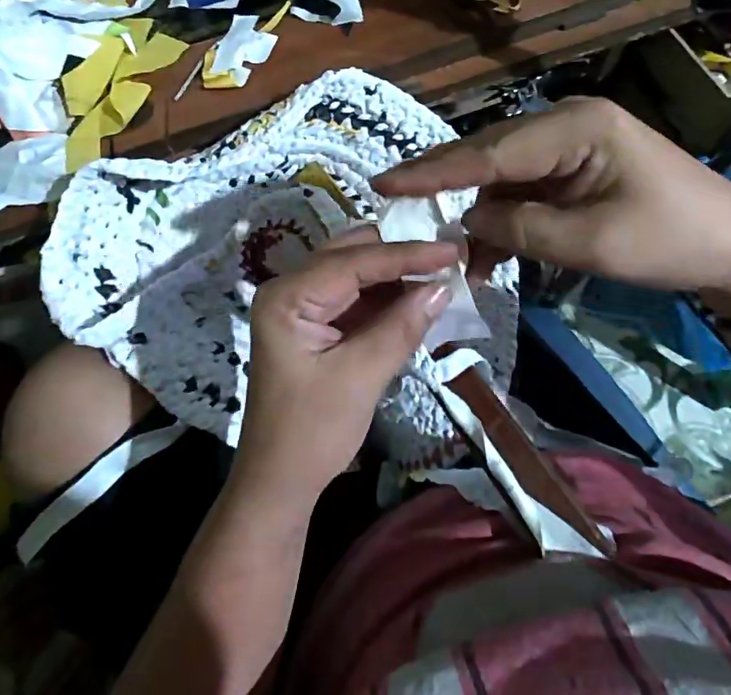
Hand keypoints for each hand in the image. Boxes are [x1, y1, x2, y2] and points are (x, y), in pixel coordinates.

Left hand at [238, 231, 457, 499]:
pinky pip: (355, 298)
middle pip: (351, 255)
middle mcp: (289, 290)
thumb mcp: (360, 377)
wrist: (280, 482)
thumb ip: (400, 327)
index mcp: (287, 297)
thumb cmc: (312, 432)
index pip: (354, 261)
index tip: (450, 249)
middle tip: (448, 251)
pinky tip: (418, 294)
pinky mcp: (315, 325)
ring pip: (355, 273)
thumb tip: (442, 288)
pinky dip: (387, 296)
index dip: (406, 254)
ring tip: (442, 269)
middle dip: (400, 253)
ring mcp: (301, 306)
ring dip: (396, 273)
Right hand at [374, 98, 730, 328]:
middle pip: (488, 153)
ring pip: (500, 172)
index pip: (490, 150)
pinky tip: (481, 247)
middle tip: (392, 204)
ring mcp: (570, 143)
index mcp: (576, 126)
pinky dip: (500, 216)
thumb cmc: (674, 243)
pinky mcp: (574, 167)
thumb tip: (465, 218)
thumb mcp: (591, 244)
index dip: (434, 171)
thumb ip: (519, 228)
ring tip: (440, 243)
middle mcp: (566, 122)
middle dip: (444, 184)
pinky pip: (522, 187)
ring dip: (472, 208)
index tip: (384, 182)